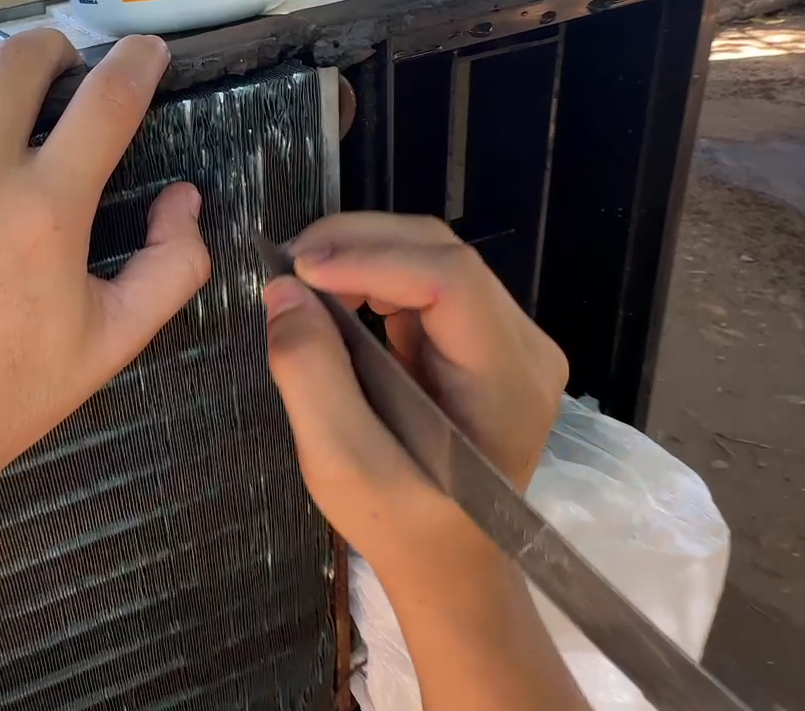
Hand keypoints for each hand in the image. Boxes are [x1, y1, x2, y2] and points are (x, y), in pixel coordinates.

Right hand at [260, 213, 566, 570]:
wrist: (447, 562)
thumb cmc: (403, 526)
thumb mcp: (342, 463)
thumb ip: (310, 374)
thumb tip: (283, 289)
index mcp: (507, 382)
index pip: (450, 280)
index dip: (370, 258)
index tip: (298, 270)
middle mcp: (520, 346)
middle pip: (439, 251)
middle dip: (355, 243)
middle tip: (286, 265)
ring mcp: (499, 336)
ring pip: (426, 253)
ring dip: (357, 252)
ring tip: (300, 280)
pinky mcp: (471, 334)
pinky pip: (417, 276)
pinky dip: (365, 272)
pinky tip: (330, 294)